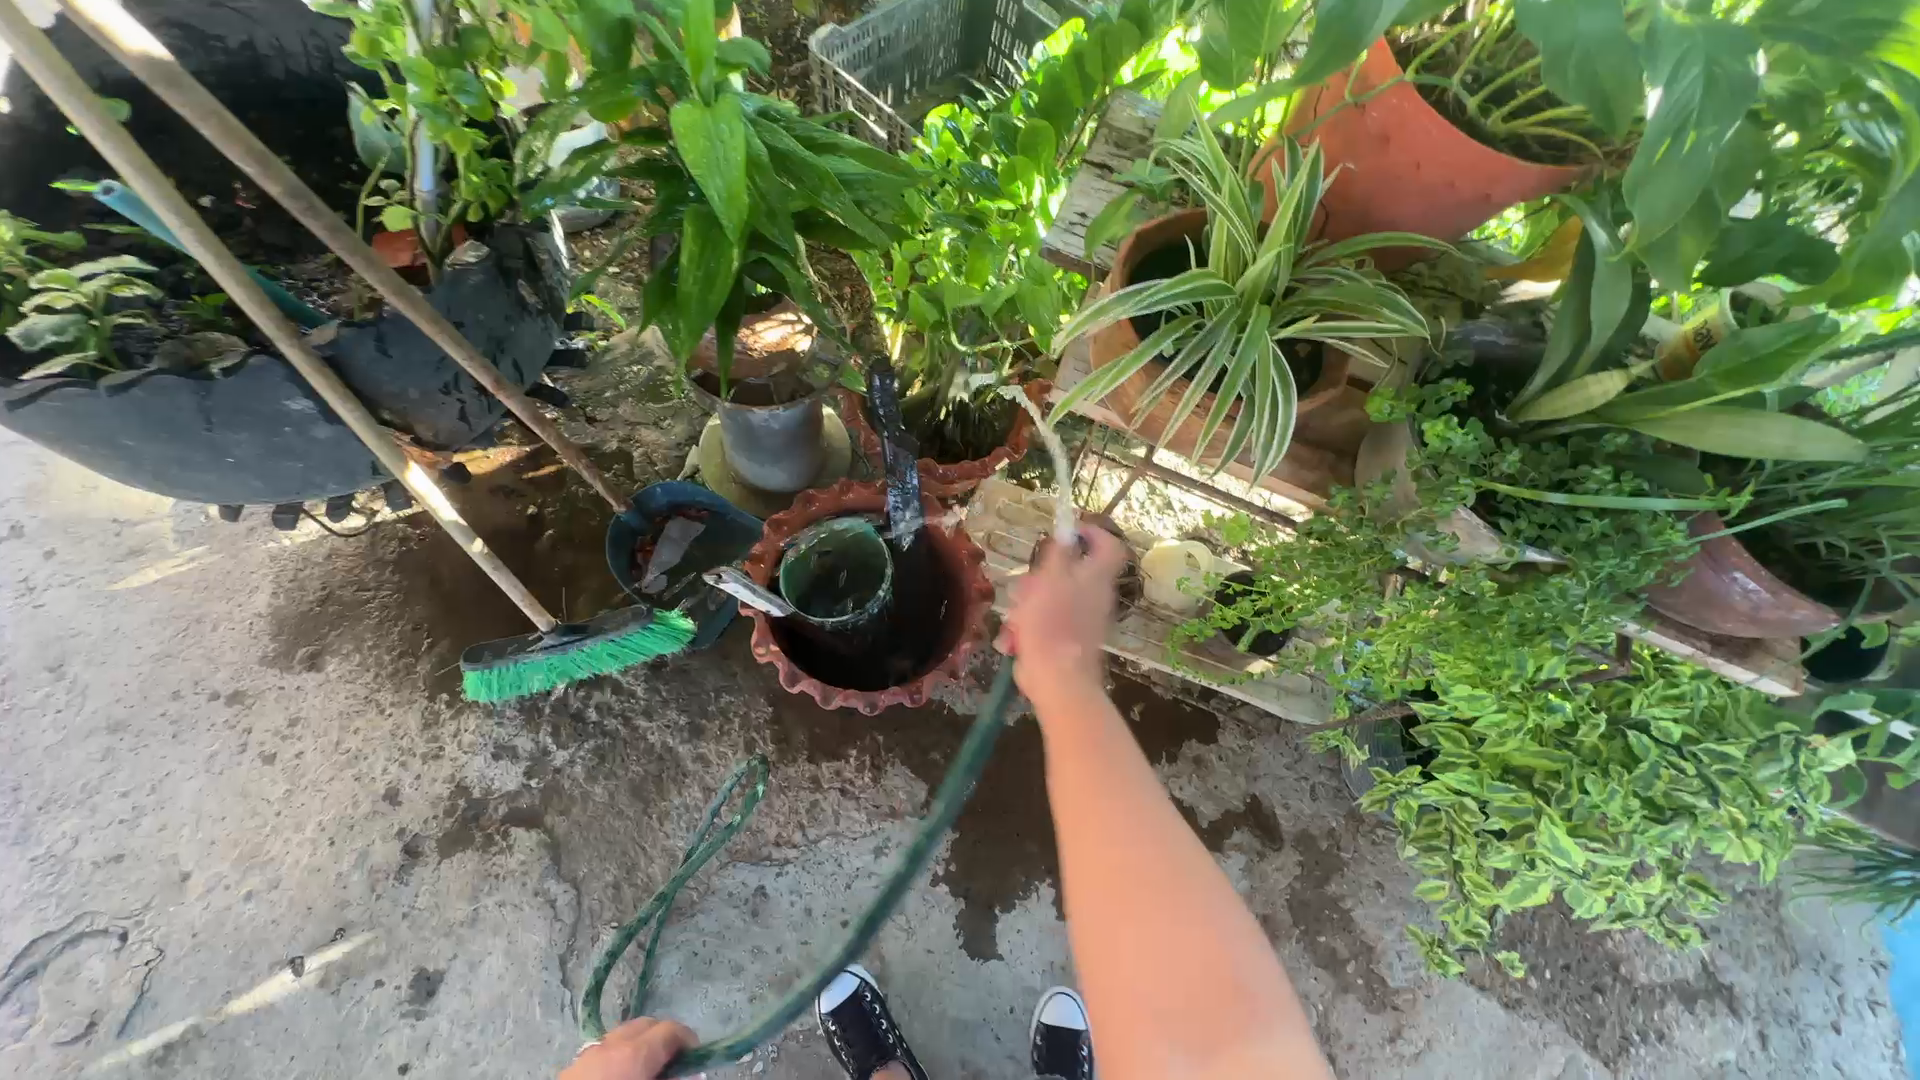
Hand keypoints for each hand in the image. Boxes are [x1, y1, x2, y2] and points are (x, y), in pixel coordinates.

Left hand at [560, 1018, 696, 1079]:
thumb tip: (693, 1075)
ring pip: (621, 1036)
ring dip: (639, 1046)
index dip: (687, 1041)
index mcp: (635, 1054)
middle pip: (646, 1025)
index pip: (672, 1030)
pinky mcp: (569, 1070)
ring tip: (645, 1072)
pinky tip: (617, 1079)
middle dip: (663, 1039)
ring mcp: (587, 1055)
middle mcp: (611, 1045)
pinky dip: (616, 1058)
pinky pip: (601, 1051)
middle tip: (672, 1065)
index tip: (694, 1060)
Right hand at [995, 526, 1126, 706]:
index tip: (1067, 532)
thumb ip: (1059, 553)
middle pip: (1069, 573)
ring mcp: (1082, 620)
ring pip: (1050, 598)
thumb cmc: (1052, 623)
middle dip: (1040, 577)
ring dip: (1027, 605)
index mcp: (1096, 577)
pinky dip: (1027, 628)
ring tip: (1014, 618)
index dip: (1092, 533)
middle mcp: (1094, 596)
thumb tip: (1067, 534)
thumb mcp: (1050, 578)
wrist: (1057, 677)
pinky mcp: (1066, 640)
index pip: (1110, 545)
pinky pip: (1045, 623)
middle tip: (1025, 586)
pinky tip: (1013, 639)